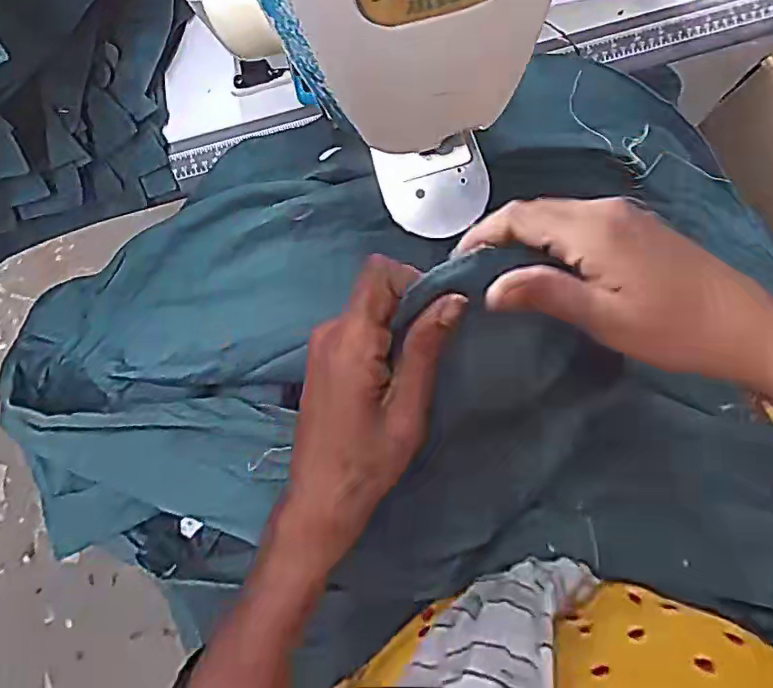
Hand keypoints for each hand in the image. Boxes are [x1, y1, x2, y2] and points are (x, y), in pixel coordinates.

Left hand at [282, 255, 465, 567]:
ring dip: (397, 323)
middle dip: (410, 304)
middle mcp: (330, 329)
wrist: (320, 500)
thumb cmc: (367, 462)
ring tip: (413, 367)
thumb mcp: (408, 408)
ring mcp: (322, 341)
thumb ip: (426, 347)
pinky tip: (393, 374)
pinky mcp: (322, 355)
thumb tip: (453, 299)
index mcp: (349, 337)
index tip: (438, 313)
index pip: (378, 272)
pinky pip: (358, 326)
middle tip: (433, 345)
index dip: (412, 280)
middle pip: (375, 287)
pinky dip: (382, 336)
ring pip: (369, 306)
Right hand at [456, 198, 772, 420]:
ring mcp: (623, 213)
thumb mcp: (604, 318)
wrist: (749, 328)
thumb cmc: (675, 330)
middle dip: (500, 232)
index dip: (483, 233)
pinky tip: (549, 263)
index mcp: (592, 227)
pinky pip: (578, 220)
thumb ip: (544, 293)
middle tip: (477, 268)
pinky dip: (552, 236)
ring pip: (557, 213)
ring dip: (526, 234)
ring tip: (505, 268)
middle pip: (536, 208)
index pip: (519, 215)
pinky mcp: (637, 224)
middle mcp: (604, 208)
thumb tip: (491, 287)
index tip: (461, 261)